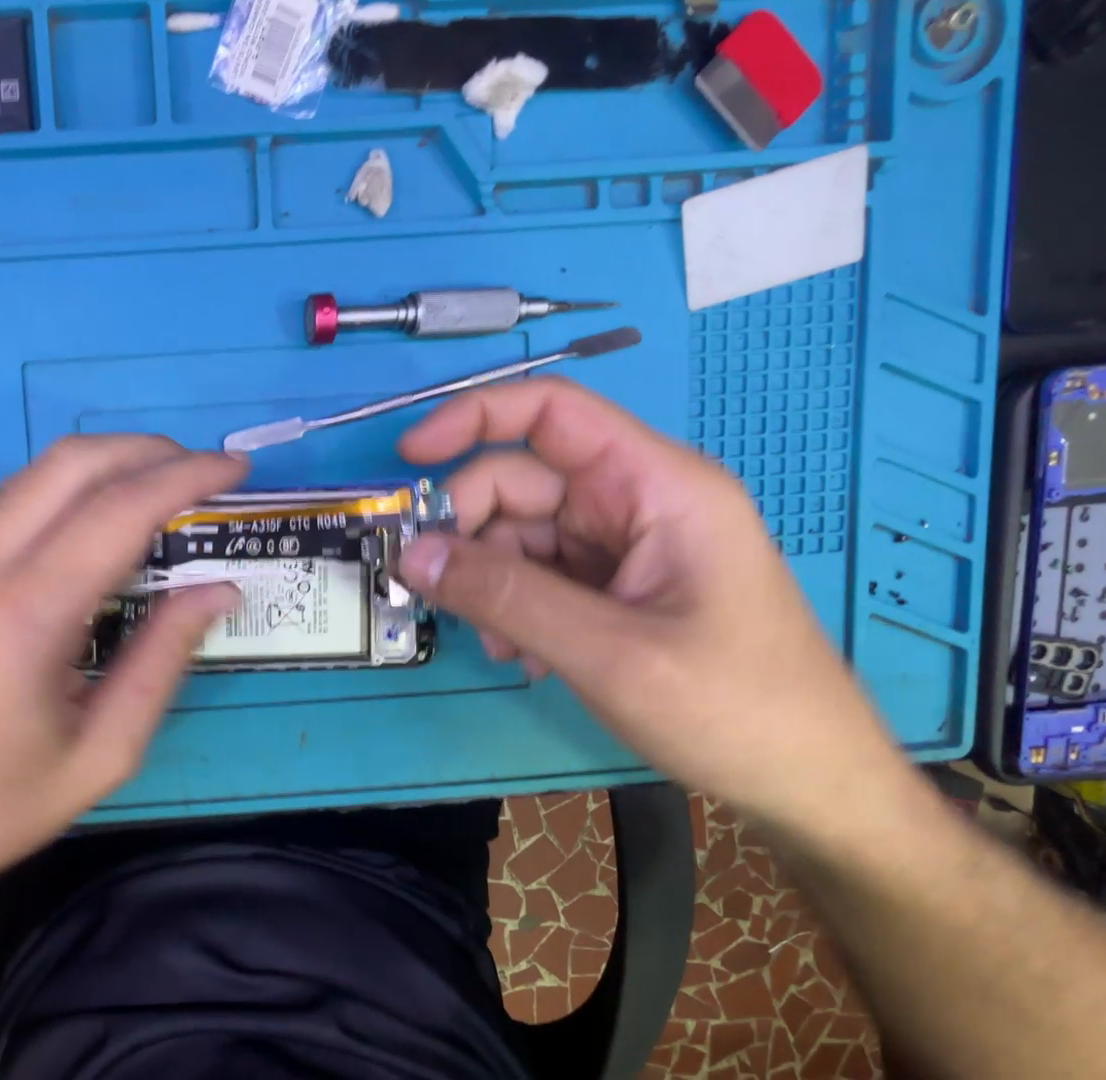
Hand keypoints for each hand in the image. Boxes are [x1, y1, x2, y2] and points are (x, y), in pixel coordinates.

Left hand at [0, 436, 245, 934]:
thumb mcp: (104, 752)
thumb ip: (164, 657)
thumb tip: (219, 588)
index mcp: (22, 619)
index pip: (120, 509)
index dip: (186, 476)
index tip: (231, 468)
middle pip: (70, 464)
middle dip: (145, 451)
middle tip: (193, 471)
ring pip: (25, 477)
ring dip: (89, 479)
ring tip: (132, 511)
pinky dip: (33, 503)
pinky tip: (54, 539)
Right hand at [394, 377, 904, 828]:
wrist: (809, 785)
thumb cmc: (733, 709)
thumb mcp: (606, 652)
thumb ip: (503, 597)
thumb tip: (411, 555)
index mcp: (656, 486)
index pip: (551, 412)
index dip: (473, 418)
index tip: (409, 457)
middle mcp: (637, 502)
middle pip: (521, 481)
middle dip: (470, 530)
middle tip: (434, 588)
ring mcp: (626, 546)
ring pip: (520, 534)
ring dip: (489, 581)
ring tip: (499, 644)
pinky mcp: (616, 586)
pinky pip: (538, 574)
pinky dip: (512, 606)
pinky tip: (523, 656)